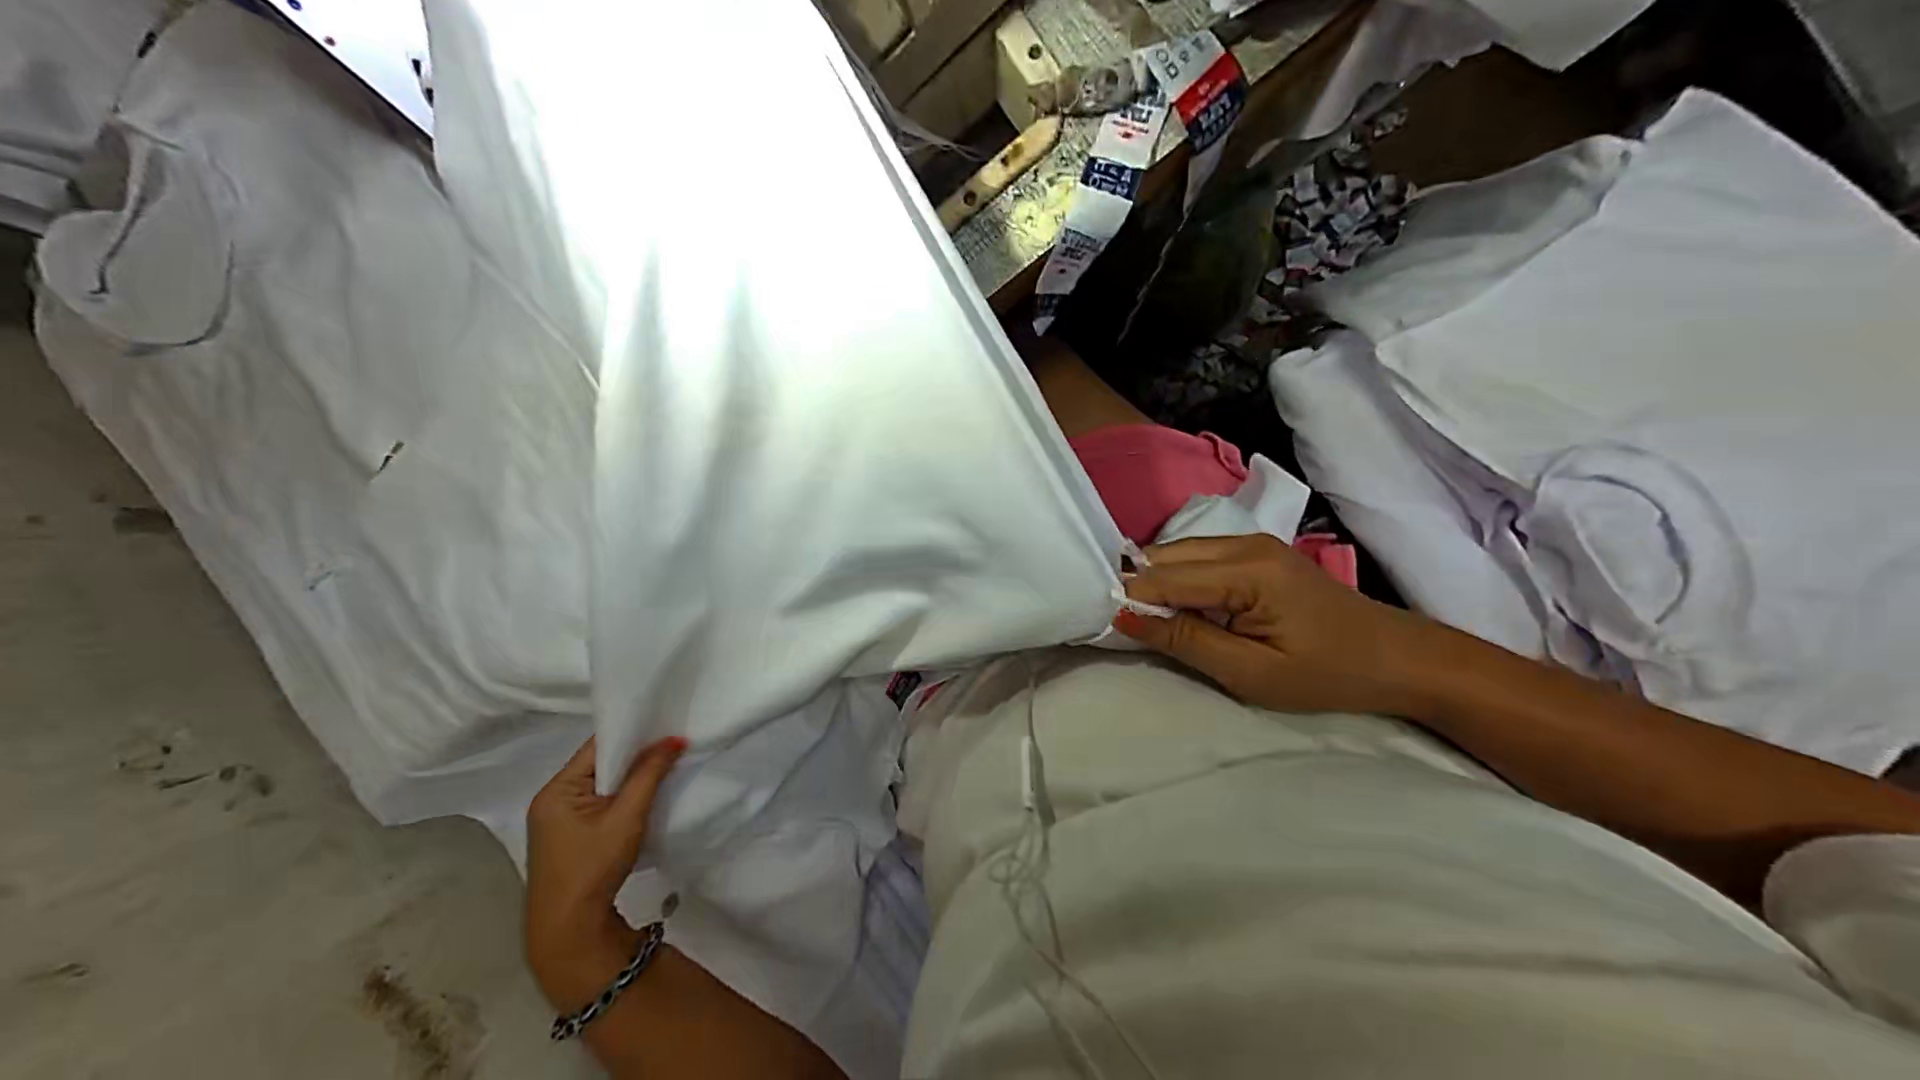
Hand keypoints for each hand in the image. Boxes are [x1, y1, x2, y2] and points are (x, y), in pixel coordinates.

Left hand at [524, 735, 686, 1009]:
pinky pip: (599, 802)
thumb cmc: (594, 867)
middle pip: (599, 764)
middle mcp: (552, 799)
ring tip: (664, 764)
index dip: (631, 734)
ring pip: (601, 784)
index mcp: (556, 790)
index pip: (598, 747)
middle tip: (672, 743)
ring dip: (630, 777)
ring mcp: (558, 820)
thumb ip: (649, 774)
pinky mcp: (569, 837)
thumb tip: (674, 738)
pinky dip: (622, 796)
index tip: (665, 725)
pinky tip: (645, 796)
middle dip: (635, 755)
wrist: (570, 931)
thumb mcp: (627, 816)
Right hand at [1115, 533, 1435, 716]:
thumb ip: (1185, 641)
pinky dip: (1177, 581)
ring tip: (1146, 622)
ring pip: (1177, 553)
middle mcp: (1244, 543)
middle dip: (1137, 587)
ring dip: (1156, 584)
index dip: (1127, 599)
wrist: (1397, 658)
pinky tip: (1177, 609)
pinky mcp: (1256, 552)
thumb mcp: (1251, 672)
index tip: (1100, 625)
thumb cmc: (1328, 674)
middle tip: (1120, 626)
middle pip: (1165, 556)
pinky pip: (1197, 558)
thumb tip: (1124, 615)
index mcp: (1246, 570)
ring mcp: (1252, 543)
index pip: (1163, 577)